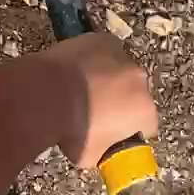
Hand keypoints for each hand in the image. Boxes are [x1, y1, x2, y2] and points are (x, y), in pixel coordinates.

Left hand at [36, 31, 159, 166]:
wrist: (46, 94)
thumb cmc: (71, 129)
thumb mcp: (90, 156)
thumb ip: (103, 150)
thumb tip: (98, 148)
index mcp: (143, 109)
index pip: (147, 125)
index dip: (132, 131)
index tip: (117, 133)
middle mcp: (139, 78)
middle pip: (135, 92)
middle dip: (123, 101)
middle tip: (99, 109)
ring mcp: (120, 54)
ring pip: (120, 69)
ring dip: (109, 77)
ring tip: (85, 86)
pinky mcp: (100, 39)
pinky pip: (103, 51)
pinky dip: (95, 59)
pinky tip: (78, 68)